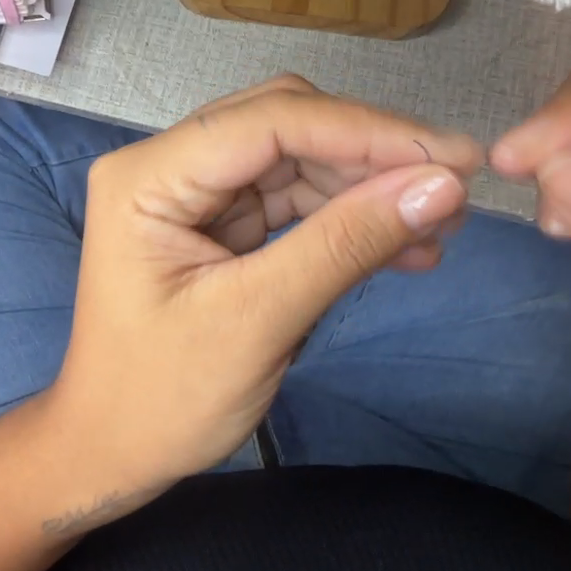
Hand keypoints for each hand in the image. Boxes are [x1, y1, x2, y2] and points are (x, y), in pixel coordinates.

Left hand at [49, 77, 480, 492]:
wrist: (114, 450)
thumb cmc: (163, 397)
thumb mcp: (257, 321)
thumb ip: (345, 245)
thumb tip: (442, 185)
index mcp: (147, 178)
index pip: (267, 121)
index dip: (366, 130)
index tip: (456, 156)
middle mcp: (163, 168)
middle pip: (281, 126)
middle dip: (369, 153)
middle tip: (453, 188)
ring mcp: (190, 193)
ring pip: (294, 159)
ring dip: (365, 187)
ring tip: (438, 226)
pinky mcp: (215, 223)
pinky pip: (291, 200)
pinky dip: (344, 217)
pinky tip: (403, 245)